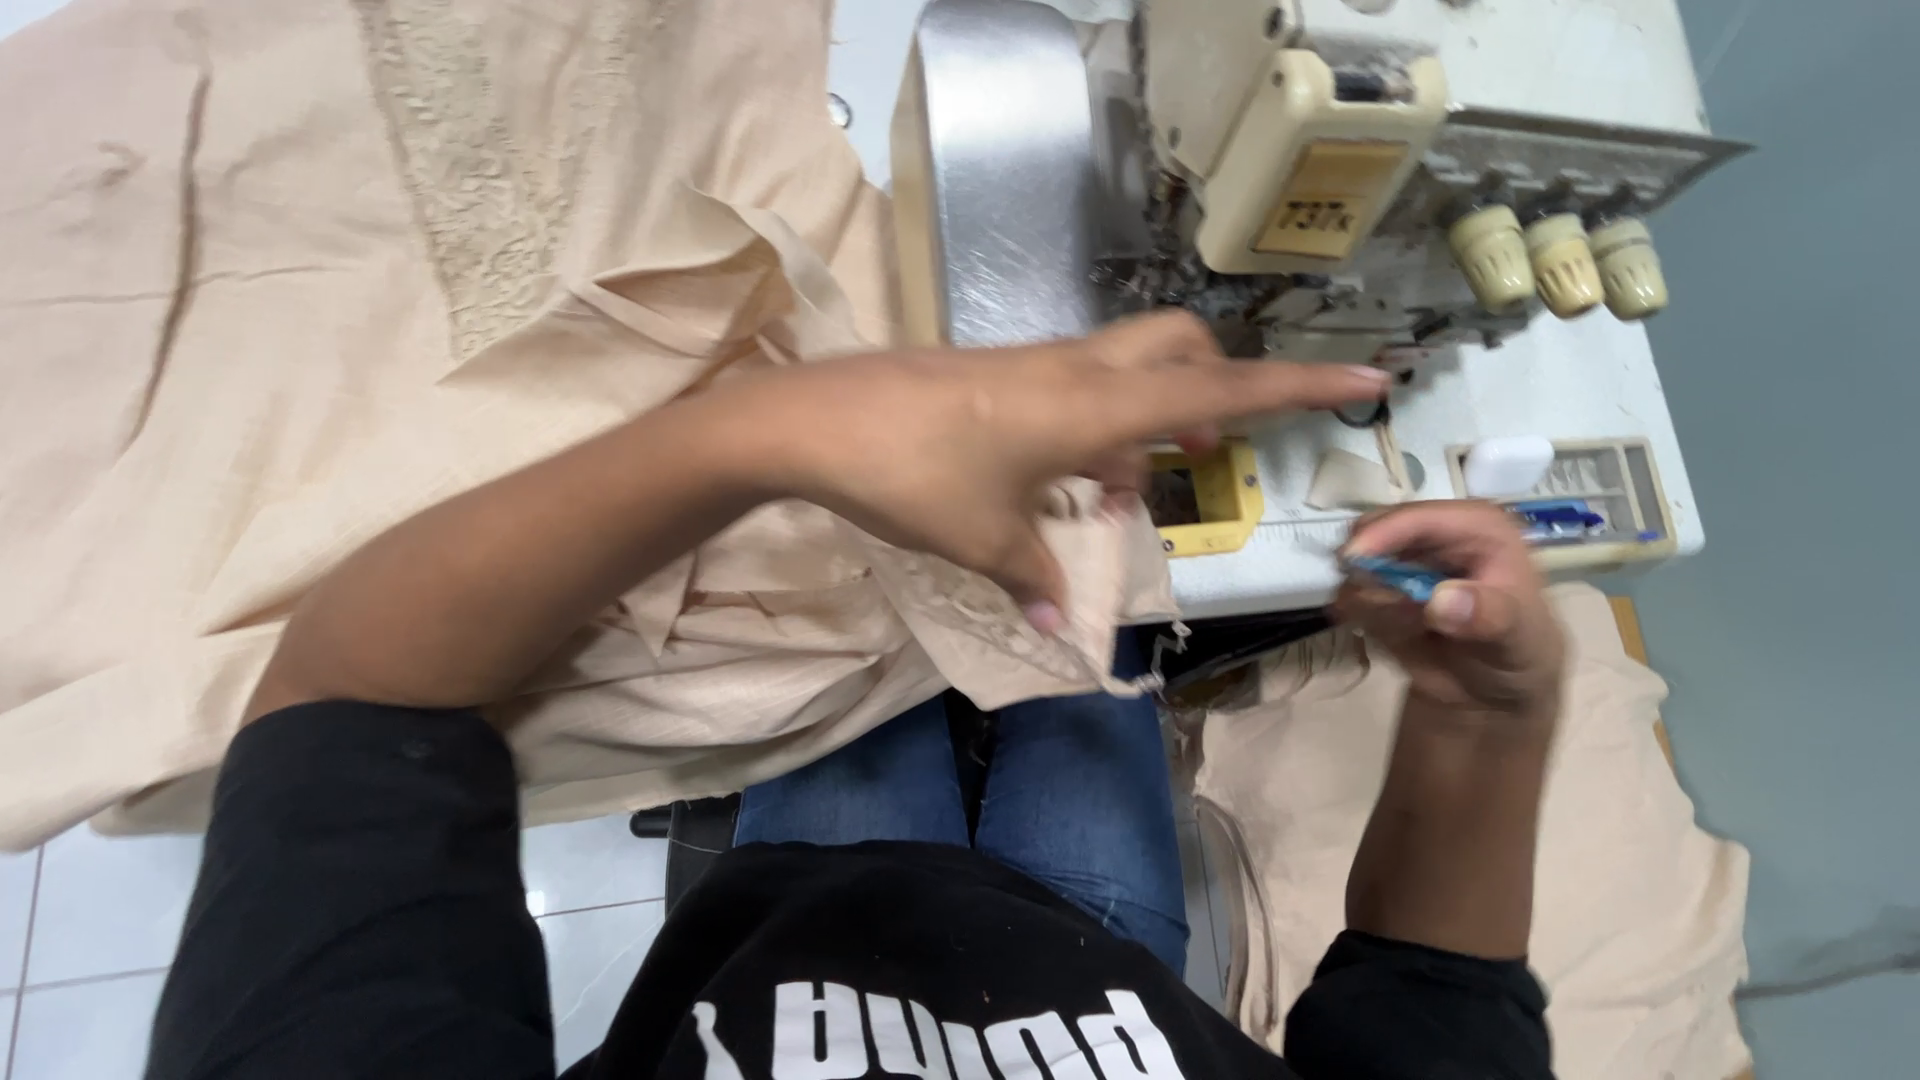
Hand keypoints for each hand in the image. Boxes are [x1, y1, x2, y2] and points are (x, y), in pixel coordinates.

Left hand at [722, 311, 1390, 630]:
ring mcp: (1034, 364)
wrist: (816, 422)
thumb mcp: (983, 541)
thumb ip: (1036, 579)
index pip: (1218, 390)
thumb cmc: (911, 476)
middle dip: (1214, 388)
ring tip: (1118, 490)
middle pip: (1180, 348)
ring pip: (1125, 365)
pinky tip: (1059, 476)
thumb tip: (1068, 630)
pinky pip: (1075, 383)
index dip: (1296, 388)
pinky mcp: (999, 371)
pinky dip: (1095, 422)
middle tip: (1201, 452)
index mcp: (1092, 408)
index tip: (1366, 377)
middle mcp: (1075, 371)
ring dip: (1145, 417)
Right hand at [1334, 501, 1563, 722]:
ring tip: (1409, 630)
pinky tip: (1396, 633)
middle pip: (1371, 531)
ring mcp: (1400, 558)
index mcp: (1476, 526)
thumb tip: (1441, 598)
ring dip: (1369, 601)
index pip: (1417, 517)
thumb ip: (1488, 616)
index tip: (1353, 563)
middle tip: (1384, 611)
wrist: (1491, 687)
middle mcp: (1433, 534)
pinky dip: (1362, 616)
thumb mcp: (1518, 639)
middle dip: (1368, 571)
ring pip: (1354, 567)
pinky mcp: (1376, 584)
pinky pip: (1347, 594)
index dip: (1381, 534)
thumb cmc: (1518, 652)